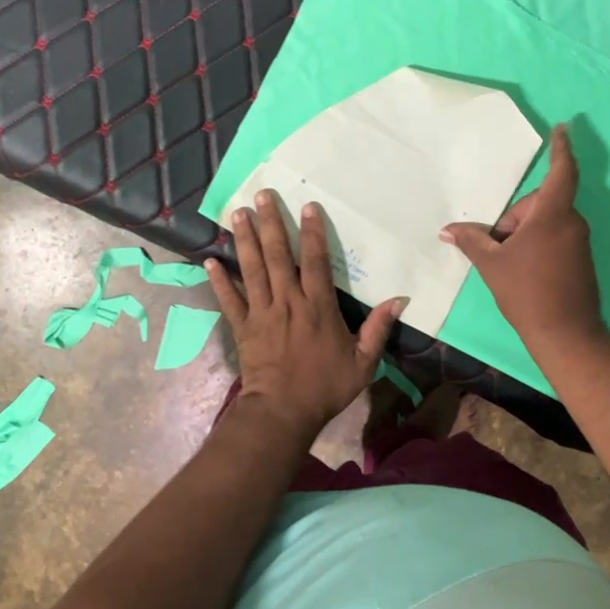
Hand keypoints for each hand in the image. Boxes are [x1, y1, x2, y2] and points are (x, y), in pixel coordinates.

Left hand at [207, 190, 404, 436]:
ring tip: (238, 213)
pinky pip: (229, 299)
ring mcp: (261, 312)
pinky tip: (210, 260)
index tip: (307, 206)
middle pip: (277, 255)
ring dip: (244, 239)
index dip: (312, 232)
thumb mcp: (362, 362)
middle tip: (262, 195)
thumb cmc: (325, 387)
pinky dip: (219, 280)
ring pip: (252, 268)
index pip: (314, 261)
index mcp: (317, 306)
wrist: (282, 413)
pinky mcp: (242, 327)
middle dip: (271, 222)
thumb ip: (378, 329)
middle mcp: (287, 301)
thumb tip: (399, 300)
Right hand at [441, 125, 603, 340]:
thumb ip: (472, 240)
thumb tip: (448, 230)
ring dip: (523, 235)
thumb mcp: (492, 264)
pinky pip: (553, 240)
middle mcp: (571, 223)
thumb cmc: (527, 292)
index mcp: (552, 215)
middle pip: (539, 204)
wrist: (566, 334)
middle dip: (514, 220)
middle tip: (495, 247)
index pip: (561, 171)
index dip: (561, 148)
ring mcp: (578, 242)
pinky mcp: (580, 261)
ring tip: (506, 264)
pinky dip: (535, 247)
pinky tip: (521, 272)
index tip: (564, 128)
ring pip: (544, 224)